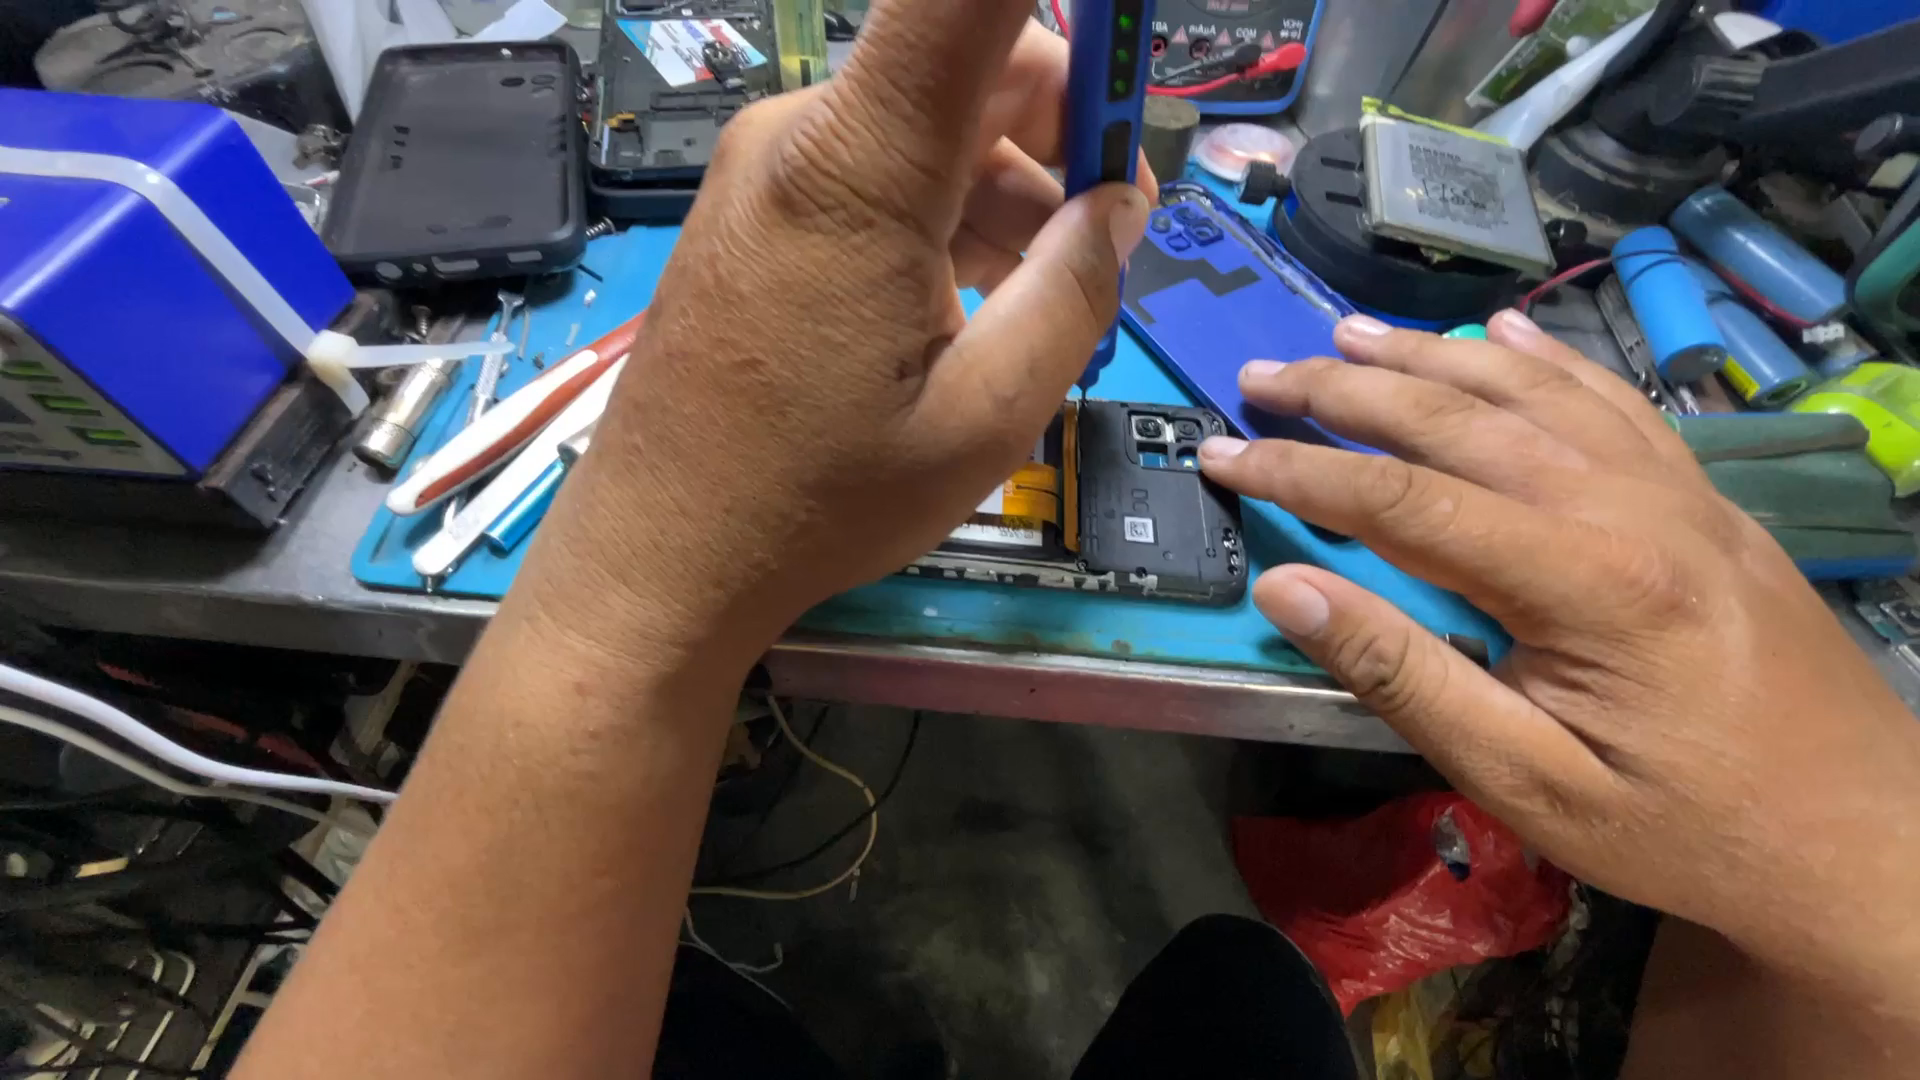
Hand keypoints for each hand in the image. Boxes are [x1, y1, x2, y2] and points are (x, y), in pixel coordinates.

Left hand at [510, 2, 1153, 669]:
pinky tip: (972, 311)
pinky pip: (880, 187)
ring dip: (1010, 200)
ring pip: (931, 138)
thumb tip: (1118, 207)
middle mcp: (805, 139)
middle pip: (970, 67)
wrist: (670, 556)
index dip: (1066, 1)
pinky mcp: (760, 222)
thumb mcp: (986, 418)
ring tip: (1040, 308)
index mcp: (860, 167)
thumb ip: (1073, 295)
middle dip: (1065, 135)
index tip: (1119, 60)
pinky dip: (948, 227)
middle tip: (1109, 240)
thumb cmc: (826, 500)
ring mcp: (772, 178)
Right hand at [1198, 310, 1919, 1007]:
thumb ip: (1397, 672)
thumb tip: (1285, 589)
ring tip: (1348, 333)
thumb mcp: (1520, 778)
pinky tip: (1500, 331)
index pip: (1398, 497)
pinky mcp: (1701, 500)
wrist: (1878, 852)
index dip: (1296, 469)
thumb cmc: (1682, 826)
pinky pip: (1611, 401)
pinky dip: (1544, 357)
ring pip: (1529, 391)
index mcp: (1583, 580)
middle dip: (1343, 391)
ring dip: (1426, 356)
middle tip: (1262, 374)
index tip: (1221, 453)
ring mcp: (1675, 492)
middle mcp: (1629, 507)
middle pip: (1456, 419)